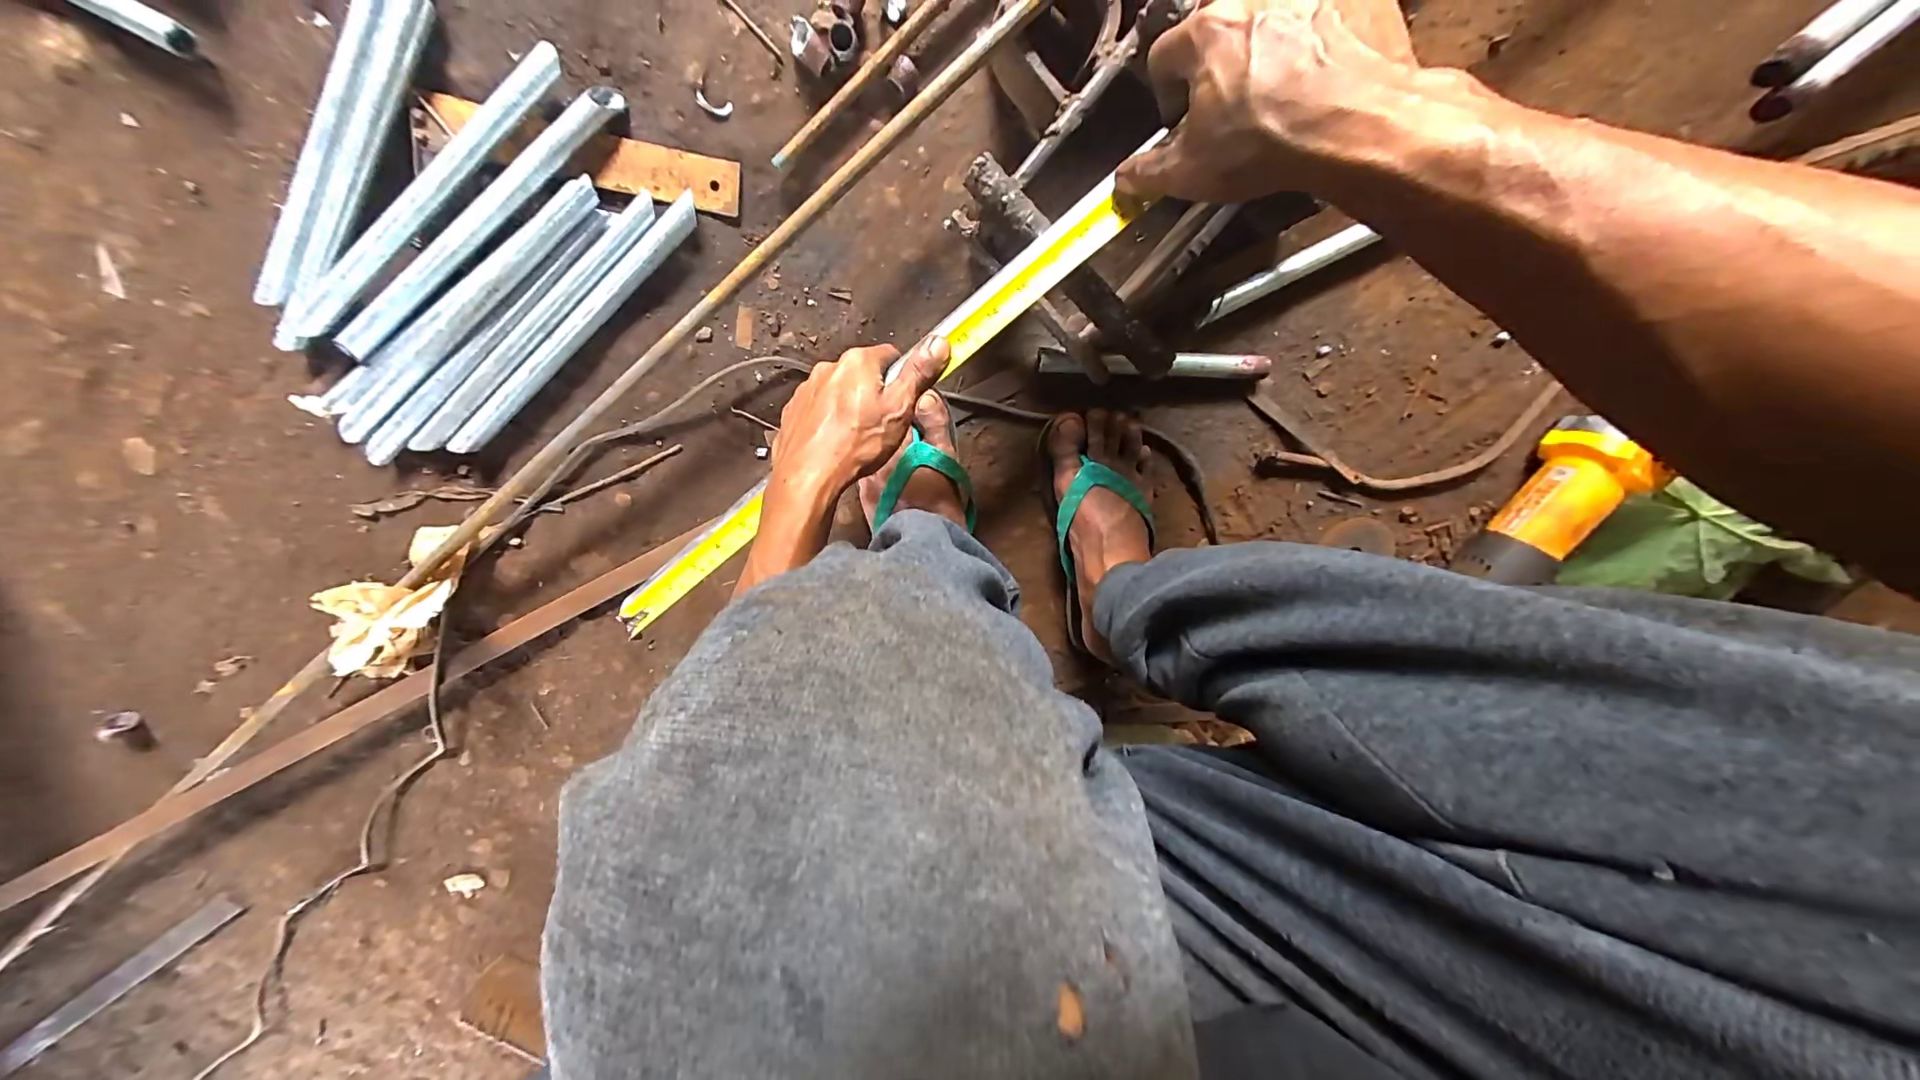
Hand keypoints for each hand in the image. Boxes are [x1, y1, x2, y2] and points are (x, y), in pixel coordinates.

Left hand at [769, 336, 950, 496]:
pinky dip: (830, 422)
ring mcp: (809, 389)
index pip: (891, 355)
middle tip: (884, 423)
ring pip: (840, 393)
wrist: (808, 475)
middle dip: (875, 394)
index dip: (903, 379)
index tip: (905, 398)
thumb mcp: (899, 408)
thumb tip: (938, 344)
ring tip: (859, 437)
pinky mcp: (796, 410)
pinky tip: (838, 443)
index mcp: (858, 362)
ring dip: (850, 408)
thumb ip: (918, 373)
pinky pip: (820, 411)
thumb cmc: (852, 446)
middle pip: (864, 374)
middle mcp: (829, 368)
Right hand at [1116, 0, 1421, 202]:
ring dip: (1265, 46)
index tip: (1180, 118)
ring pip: (1268, 17)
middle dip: (1216, 61)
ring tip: (1275, 91)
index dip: (1166, 94)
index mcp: (1207, 33)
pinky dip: (1314, 38)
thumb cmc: (1274, 141)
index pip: (1163, 56)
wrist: (1357, 126)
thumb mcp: (1191, 172)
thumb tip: (1125, 177)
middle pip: (1217, 26)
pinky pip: (1319, 13)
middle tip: (1229, 101)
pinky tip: (1315, 78)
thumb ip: (1148, 172)